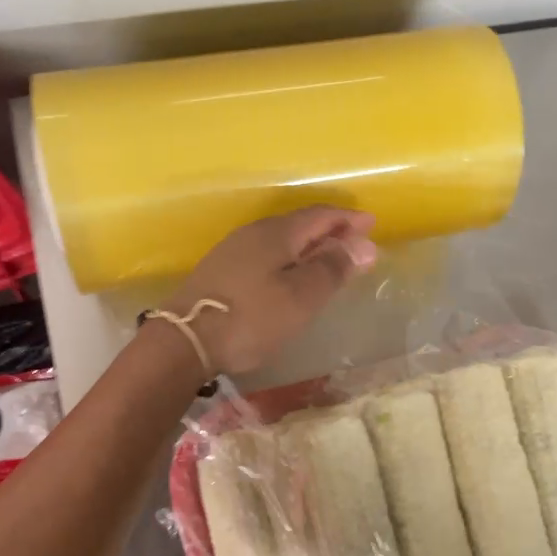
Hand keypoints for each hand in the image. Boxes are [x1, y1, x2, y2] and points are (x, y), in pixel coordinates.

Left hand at [162, 206, 377, 374]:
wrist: (185, 340)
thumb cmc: (251, 318)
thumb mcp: (300, 297)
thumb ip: (332, 269)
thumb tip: (365, 244)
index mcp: (278, 233)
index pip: (320, 215)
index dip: (348, 219)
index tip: (371, 224)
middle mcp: (254, 233)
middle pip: (299, 224)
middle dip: (330, 230)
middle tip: (354, 241)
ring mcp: (233, 251)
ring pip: (281, 240)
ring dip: (308, 245)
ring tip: (327, 259)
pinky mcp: (220, 272)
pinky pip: (265, 254)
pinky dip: (288, 259)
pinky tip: (290, 276)